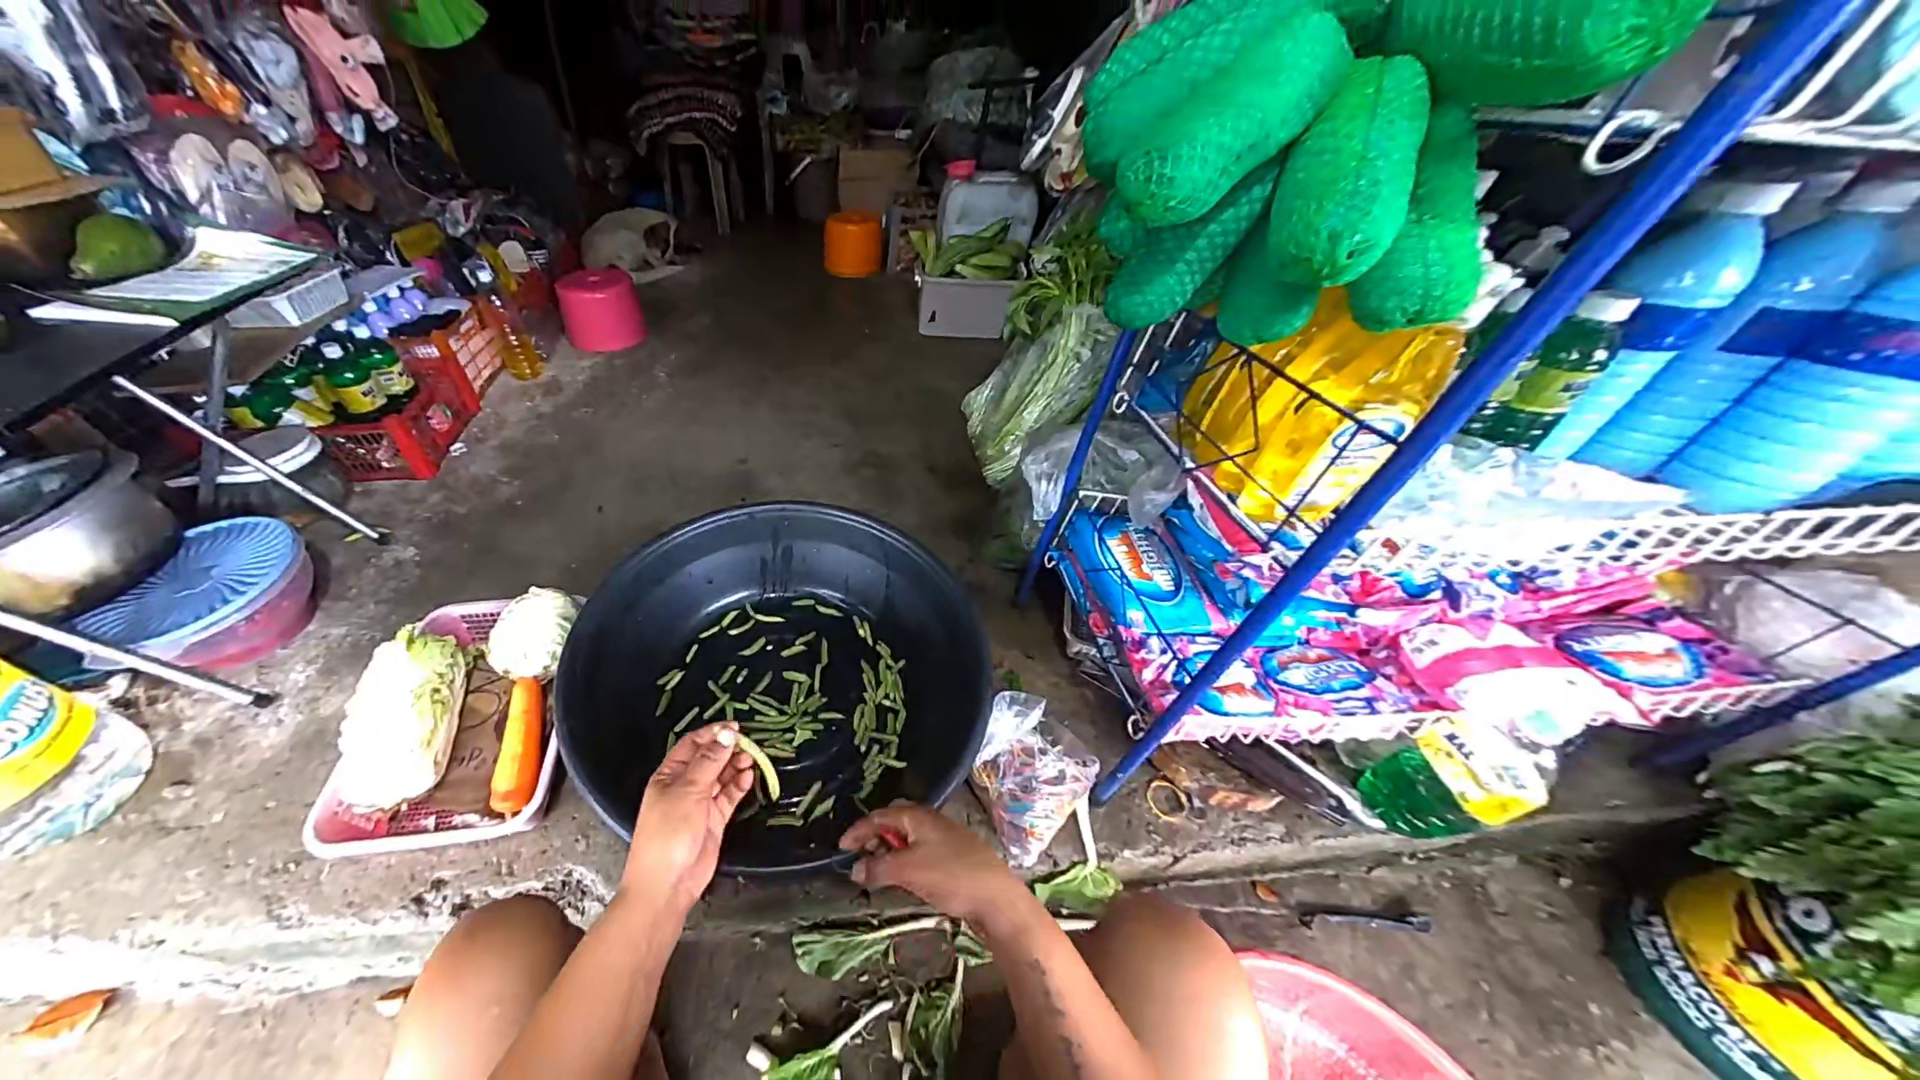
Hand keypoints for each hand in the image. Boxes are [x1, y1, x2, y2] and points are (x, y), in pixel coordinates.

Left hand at [624, 723, 754, 914]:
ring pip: (722, 776)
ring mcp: (700, 803)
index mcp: (669, 775)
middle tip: (750, 744)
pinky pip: (729, 796)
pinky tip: (749, 777)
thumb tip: (727, 733)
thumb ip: (710, 761)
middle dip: (728, 749)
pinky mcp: (714, 819)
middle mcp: (684, 786)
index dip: (713, 734)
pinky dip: (739, 785)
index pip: (692, 745)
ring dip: (736, 766)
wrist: (667, 883)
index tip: (736, 728)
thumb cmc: (669, 833)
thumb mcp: (688, 791)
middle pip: (710, 759)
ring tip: (752, 759)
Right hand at [839, 803, 1032, 927]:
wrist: (996, 897)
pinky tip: (904, 879)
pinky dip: (905, 861)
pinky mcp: (953, 856)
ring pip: (908, 838)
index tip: (841, 848)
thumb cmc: (950, 876)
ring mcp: (944, 837)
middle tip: (860, 858)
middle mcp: (931, 820)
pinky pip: (920, 851)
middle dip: (874, 837)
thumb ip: (878, 867)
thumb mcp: (908, 870)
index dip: (858, 830)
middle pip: (895, 822)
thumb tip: (855, 868)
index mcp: (919, 816)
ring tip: (878, 872)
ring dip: (889, 851)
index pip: (880, 815)